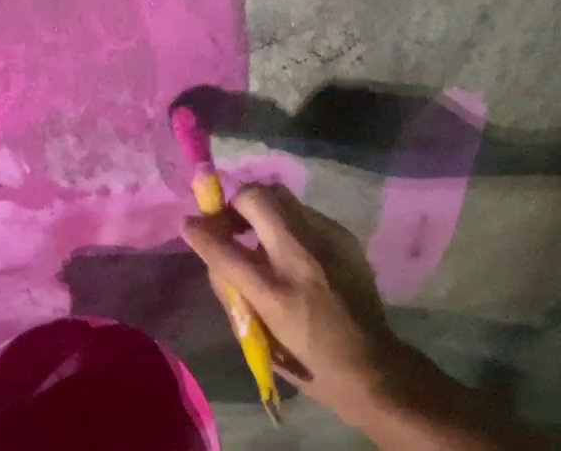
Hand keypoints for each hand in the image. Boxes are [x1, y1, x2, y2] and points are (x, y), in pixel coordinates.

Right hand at [179, 182, 400, 417]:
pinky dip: (290, 222)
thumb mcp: (260, 338)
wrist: (372, 365)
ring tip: (262, 230)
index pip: (224, 250)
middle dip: (235, 202)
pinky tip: (295, 247)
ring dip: (262, 207)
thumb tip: (214, 252)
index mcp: (274, 294)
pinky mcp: (343, 235)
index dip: (200, 232)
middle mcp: (299, 258)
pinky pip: (305, 212)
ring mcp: (325, 241)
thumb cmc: (308, 362)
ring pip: (281, 195)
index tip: (189, 223)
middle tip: (233, 221)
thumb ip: (234, 292)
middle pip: (255, 198)